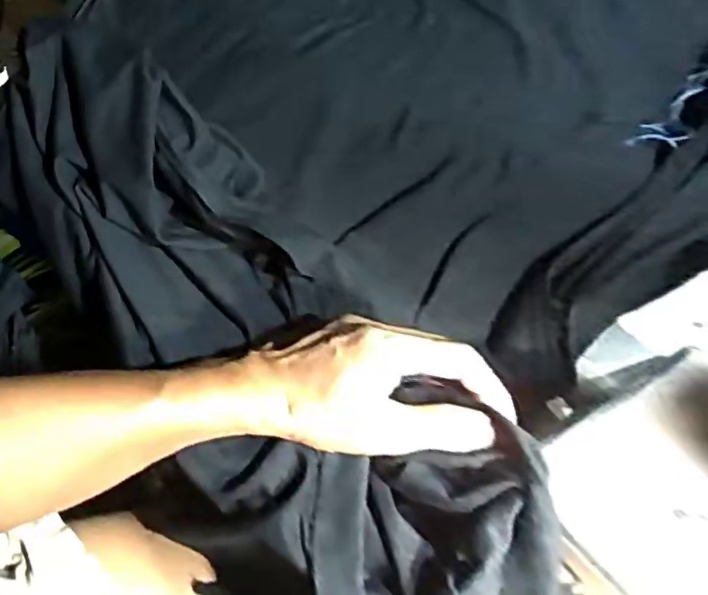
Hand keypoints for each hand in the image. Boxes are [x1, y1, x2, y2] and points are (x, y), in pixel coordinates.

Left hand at [237, 315, 516, 455]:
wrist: (251, 390)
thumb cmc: (316, 409)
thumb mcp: (388, 429)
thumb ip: (443, 426)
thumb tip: (485, 425)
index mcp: (385, 343)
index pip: (461, 356)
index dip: (493, 388)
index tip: (502, 421)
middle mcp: (364, 324)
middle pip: (434, 345)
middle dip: (465, 378)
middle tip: (479, 415)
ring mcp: (339, 325)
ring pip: (405, 343)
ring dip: (432, 371)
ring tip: (446, 405)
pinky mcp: (323, 332)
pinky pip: (378, 342)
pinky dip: (402, 364)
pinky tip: (401, 388)